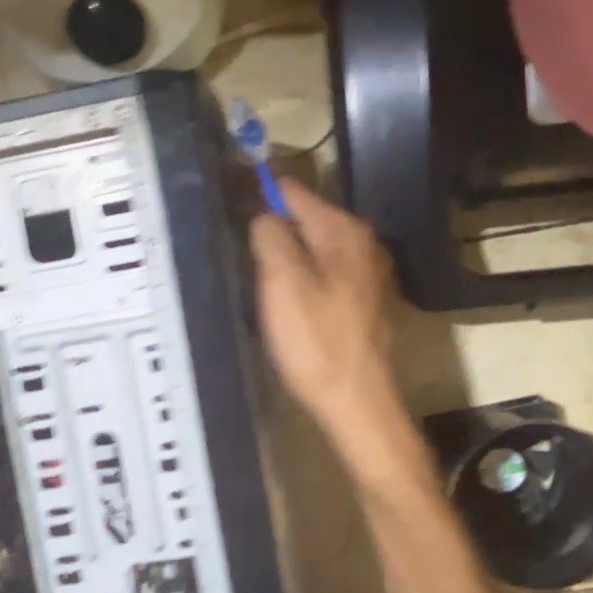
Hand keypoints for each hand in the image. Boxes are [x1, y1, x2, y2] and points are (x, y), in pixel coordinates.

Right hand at [249, 180, 405, 436]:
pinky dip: (301, 276)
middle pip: (305, 218)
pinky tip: (282, 296)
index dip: (259, 190)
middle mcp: (362, 243)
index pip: (293, 190)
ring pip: (313, 247)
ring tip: (251, 267)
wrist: (357, 402)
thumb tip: (262, 213)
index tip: (226, 196)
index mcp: (343, 231)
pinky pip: (323, 272)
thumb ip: (270, 235)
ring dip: (284, 252)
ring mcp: (366, 272)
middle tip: (234, 240)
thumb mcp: (282, 283)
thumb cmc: (317, 343)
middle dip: (271, 224)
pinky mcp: (362, 300)